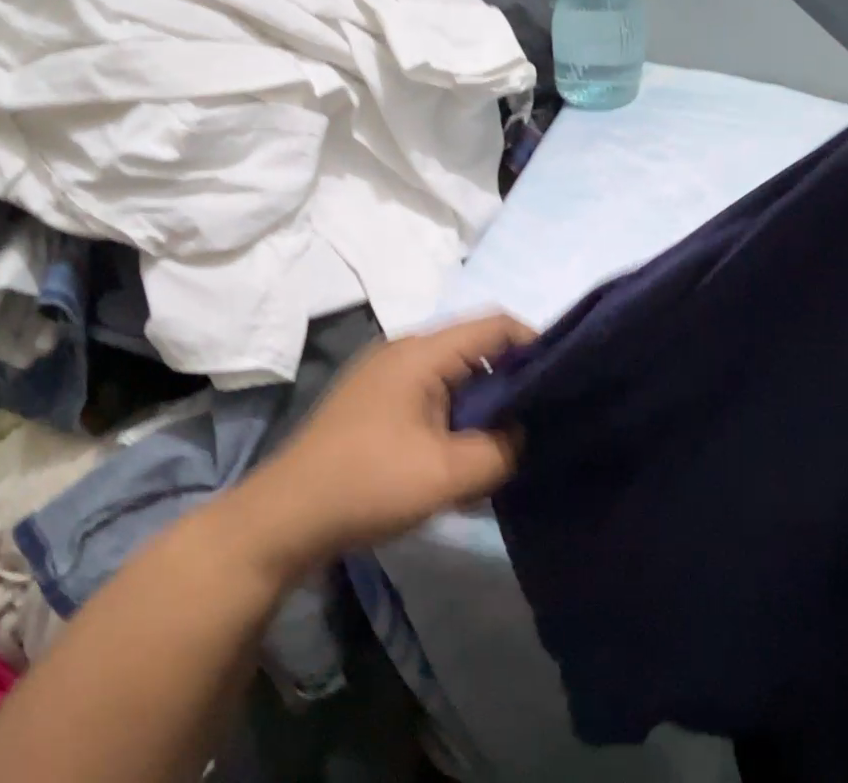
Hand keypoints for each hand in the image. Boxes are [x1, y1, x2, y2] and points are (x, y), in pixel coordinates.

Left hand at [225, 314, 534, 572]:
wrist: (283, 521)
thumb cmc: (367, 485)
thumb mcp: (448, 475)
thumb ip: (502, 449)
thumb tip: (523, 434)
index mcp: (421, 353)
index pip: (496, 325)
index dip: (536, 345)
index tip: (564, 384)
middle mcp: (404, 353)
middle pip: (477, 350)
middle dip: (513, 382)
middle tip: (542, 421)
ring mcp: (386, 379)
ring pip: (456, 378)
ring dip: (484, 408)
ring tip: (507, 446)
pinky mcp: (376, 406)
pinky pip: (433, 399)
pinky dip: (457, 420)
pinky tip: (464, 460)